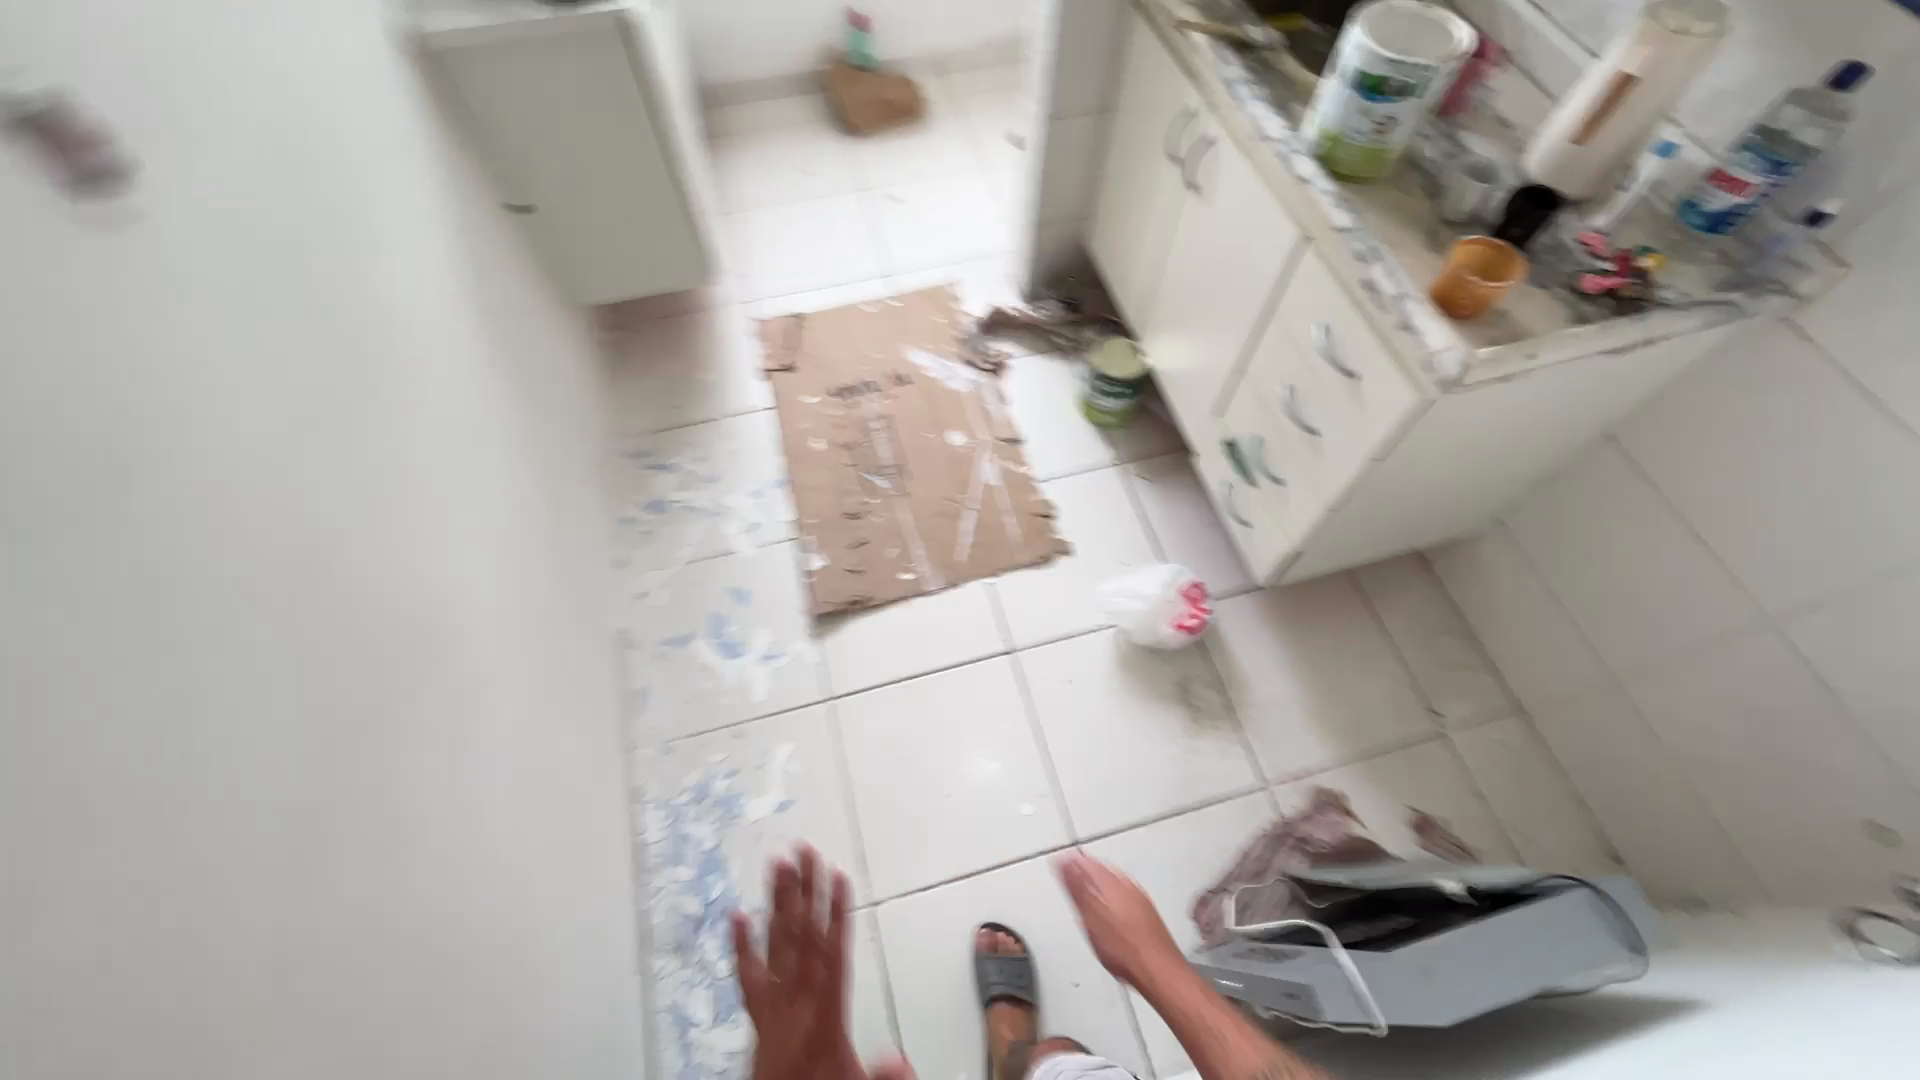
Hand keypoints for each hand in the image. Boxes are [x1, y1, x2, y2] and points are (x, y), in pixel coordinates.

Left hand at [731, 845, 914, 1079]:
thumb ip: (881, 1079)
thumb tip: (900, 1060)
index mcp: (823, 1019)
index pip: (832, 955)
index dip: (837, 913)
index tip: (838, 874)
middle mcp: (795, 1006)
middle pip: (801, 938)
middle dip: (805, 891)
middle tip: (804, 850)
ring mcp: (773, 1010)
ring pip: (776, 946)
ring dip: (778, 903)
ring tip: (778, 864)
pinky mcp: (757, 1019)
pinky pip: (746, 977)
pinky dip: (741, 945)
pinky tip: (736, 914)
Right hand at [1054, 850, 1184, 989]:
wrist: (1158, 972)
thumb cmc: (1124, 949)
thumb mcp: (1091, 918)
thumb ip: (1077, 888)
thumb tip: (1065, 861)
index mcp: (1113, 884)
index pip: (1088, 862)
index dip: (1072, 862)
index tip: (1060, 864)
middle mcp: (1129, 887)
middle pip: (1102, 871)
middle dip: (1086, 871)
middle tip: (1070, 876)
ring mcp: (1141, 901)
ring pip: (1115, 884)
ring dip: (1099, 885)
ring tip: (1086, 895)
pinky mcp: (1148, 916)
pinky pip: (1125, 898)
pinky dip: (1112, 900)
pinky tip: (1109, 913)